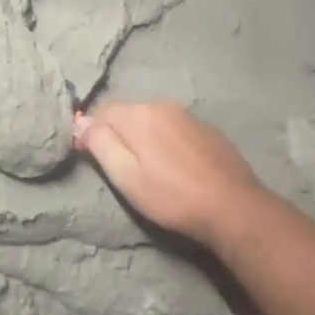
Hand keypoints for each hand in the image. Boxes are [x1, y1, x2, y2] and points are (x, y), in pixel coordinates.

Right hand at [73, 100, 265, 241]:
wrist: (235, 209)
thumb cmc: (172, 196)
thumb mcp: (126, 176)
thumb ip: (100, 144)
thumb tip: (80, 122)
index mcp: (139, 114)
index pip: (100, 111)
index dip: (90, 132)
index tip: (89, 157)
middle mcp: (162, 105)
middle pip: (126, 114)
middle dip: (117, 134)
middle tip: (120, 167)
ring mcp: (188, 116)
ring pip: (151, 120)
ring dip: (143, 137)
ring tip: (148, 167)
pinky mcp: (208, 130)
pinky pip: (173, 128)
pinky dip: (165, 141)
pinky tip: (174, 165)